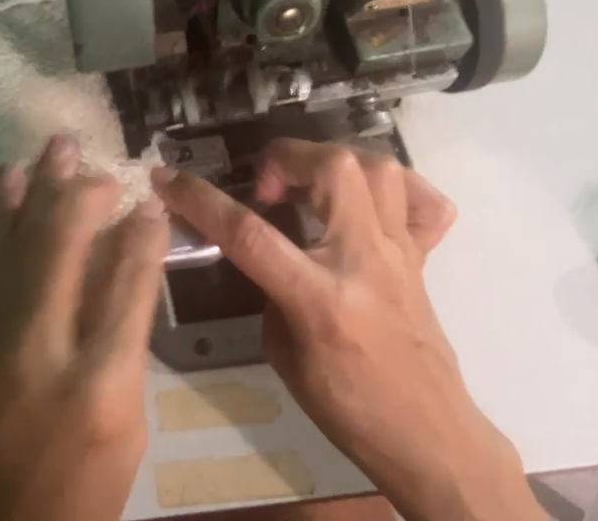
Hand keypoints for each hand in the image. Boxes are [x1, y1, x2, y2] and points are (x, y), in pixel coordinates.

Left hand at [0, 137, 169, 520]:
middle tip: (101, 165)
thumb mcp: (128, 426)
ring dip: (37, 188)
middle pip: (64, 247)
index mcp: (100, 385)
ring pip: (16, 242)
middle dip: (85, 194)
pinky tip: (3, 182)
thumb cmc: (78, 488)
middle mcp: (40, 351)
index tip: (150, 202)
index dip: (141, 234)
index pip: (126, 284)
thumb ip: (126, 342)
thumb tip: (125, 262)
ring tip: (56, 145)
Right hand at [153, 140, 542, 520]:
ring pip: (377, 168)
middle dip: (285, 157)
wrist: (431, 440)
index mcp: (319, 298)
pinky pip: (422, 201)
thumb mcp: (283, 354)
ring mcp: (400, 254)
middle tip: (265, 188)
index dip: (200, 199)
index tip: (166, 178)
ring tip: (308, 186)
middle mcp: (364, 262)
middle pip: (333, 170)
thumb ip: (269, 292)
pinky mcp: (422, 257)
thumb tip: (260, 254)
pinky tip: (364, 202)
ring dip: (332, 161)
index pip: (249, 233)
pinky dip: (393, 187)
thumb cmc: (348, 408)